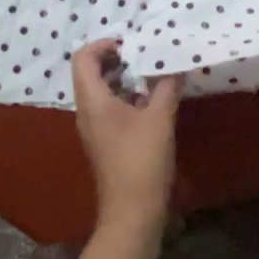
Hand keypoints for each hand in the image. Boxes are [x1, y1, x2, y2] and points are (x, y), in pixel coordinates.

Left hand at [72, 40, 182, 232]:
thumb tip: (174, 64)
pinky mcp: (103, 141)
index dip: (104, 44)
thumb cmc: (141, 161)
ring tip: (152, 76)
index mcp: (92, 100)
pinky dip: (125, 98)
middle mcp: (86, 111)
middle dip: (116, 59)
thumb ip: (166, 86)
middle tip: (144, 57)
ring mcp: (93, 128)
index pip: (83, 57)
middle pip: (90, 72)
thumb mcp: (159, 119)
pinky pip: (108, 108)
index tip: (131, 45)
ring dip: (123, 79)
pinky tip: (151, 102)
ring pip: (100, 91)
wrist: (131, 213)